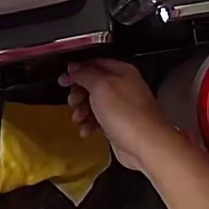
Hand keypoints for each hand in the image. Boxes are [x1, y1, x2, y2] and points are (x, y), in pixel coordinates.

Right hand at [62, 60, 180, 174]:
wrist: (144, 145)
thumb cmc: (126, 114)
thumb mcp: (100, 86)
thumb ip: (85, 73)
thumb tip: (74, 67)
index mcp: (121, 72)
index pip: (94, 63)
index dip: (77, 70)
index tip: (64, 79)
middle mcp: (123, 87)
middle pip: (92, 85)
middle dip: (78, 94)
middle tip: (73, 101)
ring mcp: (121, 107)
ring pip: (93, 104)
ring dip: (82, 111)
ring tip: (79, 119)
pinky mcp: (118, 124)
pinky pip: (98, 120)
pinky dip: (90, 125)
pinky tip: (87, 131)